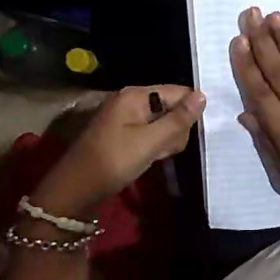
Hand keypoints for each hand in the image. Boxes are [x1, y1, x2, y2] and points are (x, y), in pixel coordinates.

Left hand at [34, 85, 202, 217]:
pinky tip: (150, 158)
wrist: (77, 188)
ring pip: (164, 123)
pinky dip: (155, 146)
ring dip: (166, 141)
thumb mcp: (151, 141)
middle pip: (172, 107)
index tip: (190, 134)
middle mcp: (131, 100)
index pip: (178, 92)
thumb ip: (178, 119)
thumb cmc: (115, 161)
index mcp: (135, 95)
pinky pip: (151, 134)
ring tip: (155, 156)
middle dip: (176, 130)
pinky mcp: (124, 134)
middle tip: (164, 149)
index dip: (189, 112)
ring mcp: (126, 117)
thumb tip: (202, 95)